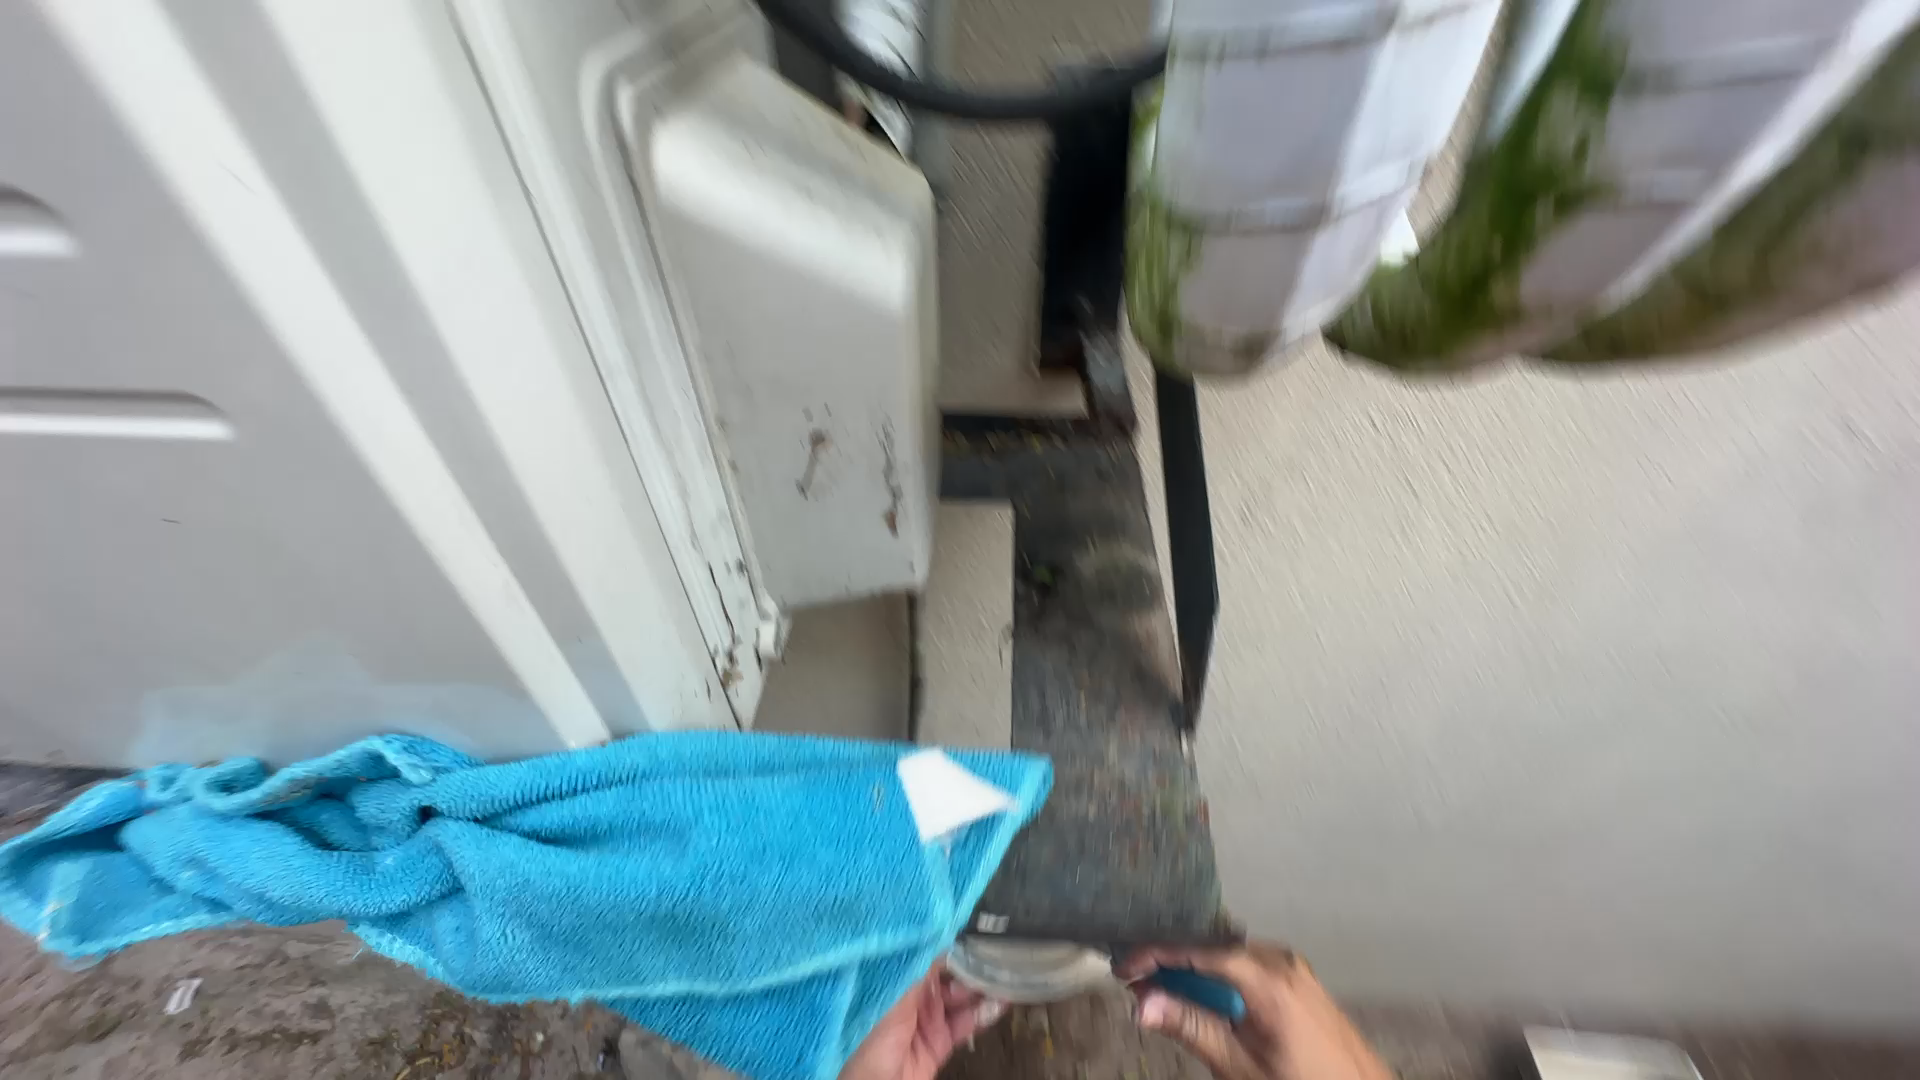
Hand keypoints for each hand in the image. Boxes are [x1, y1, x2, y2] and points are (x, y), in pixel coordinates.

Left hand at [839, 962, 1005, 1079]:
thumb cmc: (877, 1051)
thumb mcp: (895, 1016)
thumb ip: (917, 992)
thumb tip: (938, 963)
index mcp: (907, 993)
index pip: (934, 970)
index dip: (955, 959)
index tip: (975, 947)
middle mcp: (922, 1006)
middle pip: (952, 986)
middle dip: (972, 975)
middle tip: (995, 965)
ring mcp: (934, 1026)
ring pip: (961, 1005)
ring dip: (981, 995)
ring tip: (1004, 982)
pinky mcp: (942, 1047)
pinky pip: (964, 1029)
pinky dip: (981, 1018)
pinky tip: (997, 1007)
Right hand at [1117, 943, 1390, 1079]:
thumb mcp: (1240, 1067)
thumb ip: (1191, 1028)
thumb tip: (1138, 1003)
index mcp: (1266, 976)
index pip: (1196, 950)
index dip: (1154, 954)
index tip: (1120, 968)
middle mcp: (1278, 957)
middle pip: (1209, 946)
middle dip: (1170, 961)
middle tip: (1136, 983)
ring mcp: (1292, 964)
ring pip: (1226, 954)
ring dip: (1194, 971)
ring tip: (1163, 992)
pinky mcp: (1298, 977)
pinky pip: (1247, 964)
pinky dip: (1219, 977)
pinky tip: (1203, 996)